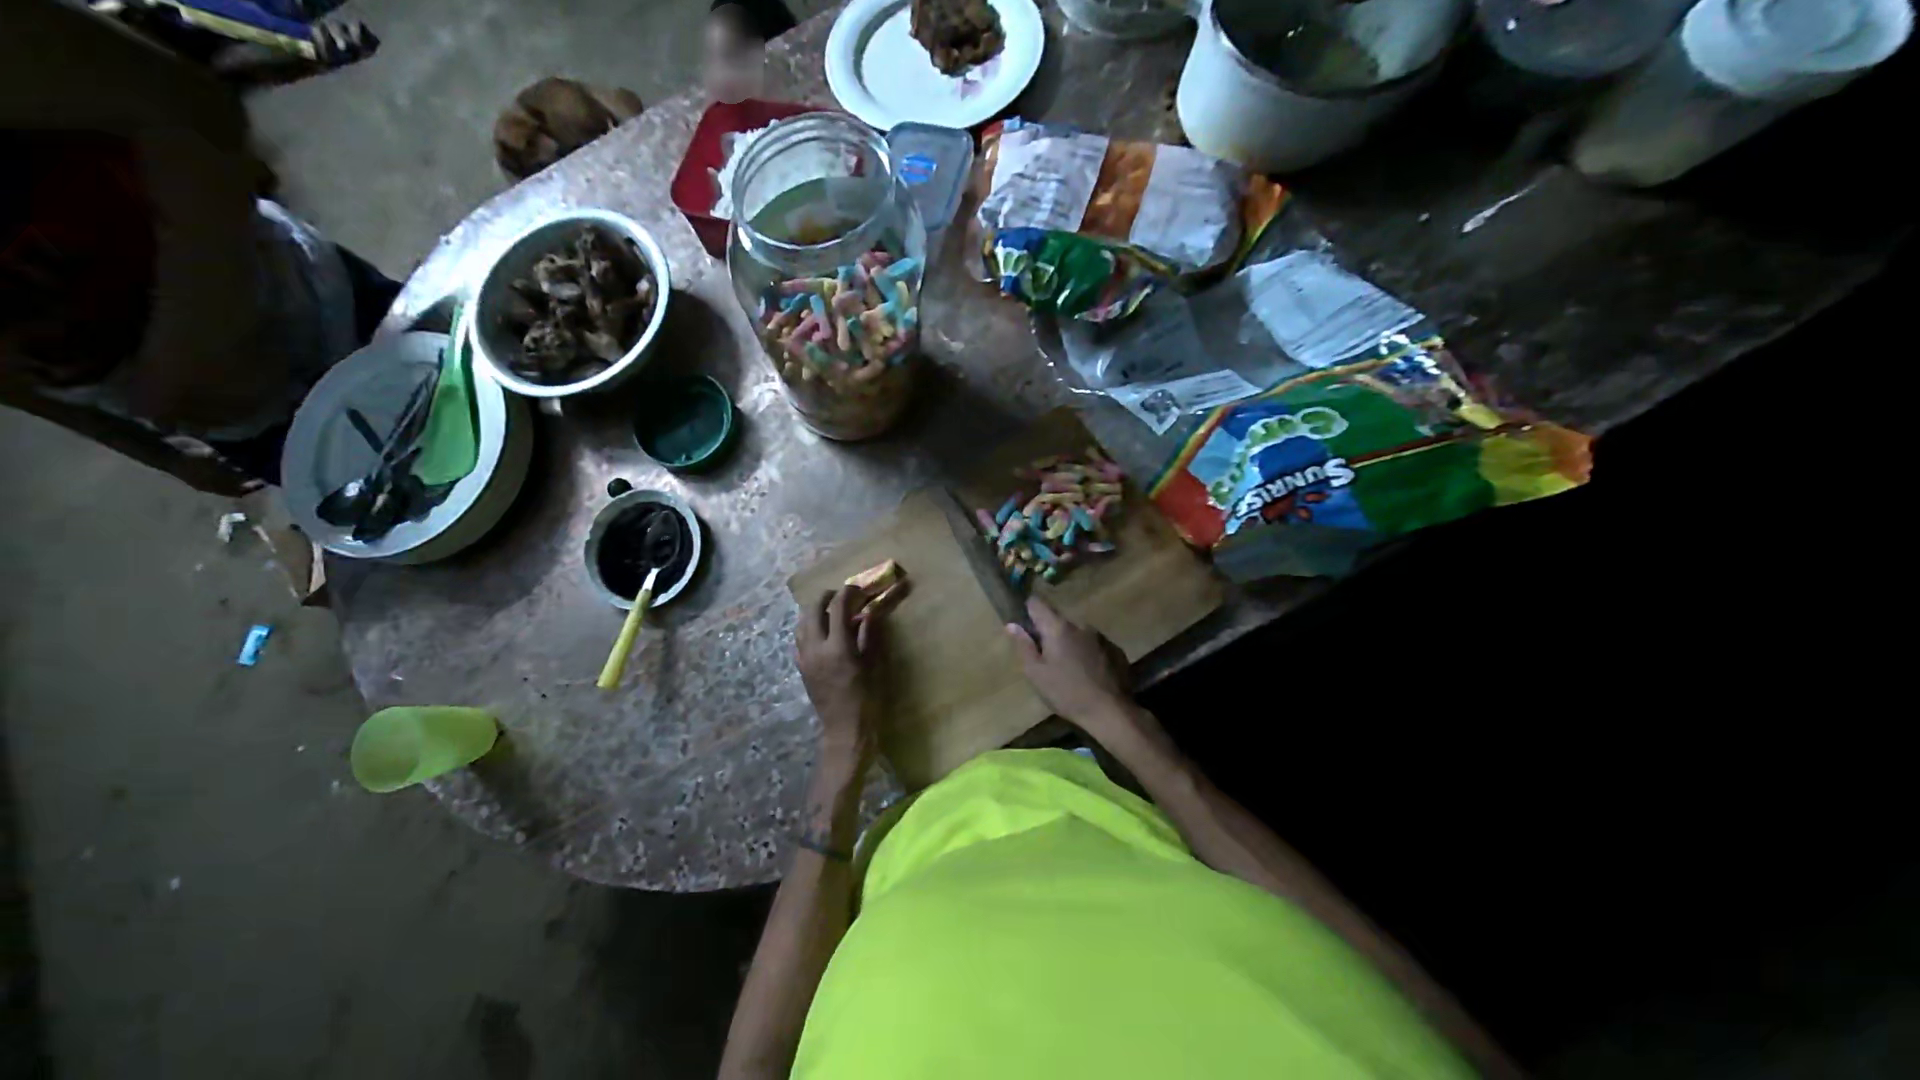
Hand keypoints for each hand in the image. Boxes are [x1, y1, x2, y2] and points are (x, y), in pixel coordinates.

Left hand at [796, 586, 878, 766]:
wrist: (844, 728)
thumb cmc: (866, 697)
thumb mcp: (872, 664)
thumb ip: (868, 635)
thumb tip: (868, 612)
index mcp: (837, 647)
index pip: (838, 608)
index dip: (846, 593)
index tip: (855, 587)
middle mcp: (816, 648)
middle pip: (813, 610)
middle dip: (826, 598)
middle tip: (840, 596)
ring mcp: (805, 658)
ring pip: (802, 623)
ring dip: (815, 612)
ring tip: (830, 612)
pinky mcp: (801, 667)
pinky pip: (800, 639)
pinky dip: (809, 628)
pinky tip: (822, 633)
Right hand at [1007, 598, 1132, 731]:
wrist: (1110, 712)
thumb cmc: (1066, 693)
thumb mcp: (1036, 674)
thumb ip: (1024, 646)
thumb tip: (1012, 625)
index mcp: (1058, 628)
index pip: (1037, 603)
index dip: (1028, 611)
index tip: (1026, 627)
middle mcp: (1081, 625)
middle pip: (1059, 621)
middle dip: (1051, 635)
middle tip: (1047, 660)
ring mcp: (1101, 637)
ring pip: (1079, 634)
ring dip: (1071, 645)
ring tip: (1071, 670)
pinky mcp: (1116, 650)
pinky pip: (1096, 646)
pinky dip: (1089, 655)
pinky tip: (1090, 676)